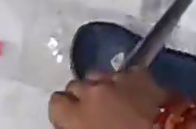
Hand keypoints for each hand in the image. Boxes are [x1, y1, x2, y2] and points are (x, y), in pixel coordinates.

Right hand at [48, 68, 169, 128]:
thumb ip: (77, 128)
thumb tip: (76, 125)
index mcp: (77, 116)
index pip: (56, 103)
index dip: (63, 113)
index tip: (70, 123)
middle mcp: (93, 90)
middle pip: (76, 85)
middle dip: (81, 98)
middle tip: (92, 116)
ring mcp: (117, 77)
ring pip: (98, 75)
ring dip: (101, 88)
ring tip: (112, 104)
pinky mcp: (139, 72)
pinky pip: (123, 73)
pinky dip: (124, 83)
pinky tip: (133, 96)